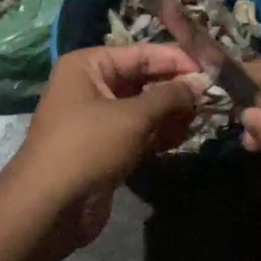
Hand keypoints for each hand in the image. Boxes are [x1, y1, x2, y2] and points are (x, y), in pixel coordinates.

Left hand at [3, 44, 205, 219]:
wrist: (49, 207)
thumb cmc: (88, 147)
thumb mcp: (132, 117)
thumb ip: (169, 96)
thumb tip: (199, 82)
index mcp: (88, 66)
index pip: (140, 53)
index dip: (175, 59)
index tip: (210, 67)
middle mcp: (90, 86)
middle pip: (142, 80)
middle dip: (175, 89)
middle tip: (211, 97)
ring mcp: (96, 119)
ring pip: (142, 108)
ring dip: (171, 113)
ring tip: (200, 118)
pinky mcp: (104, 148)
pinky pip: (137, 132)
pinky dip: (158, 134)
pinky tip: (183, 137)